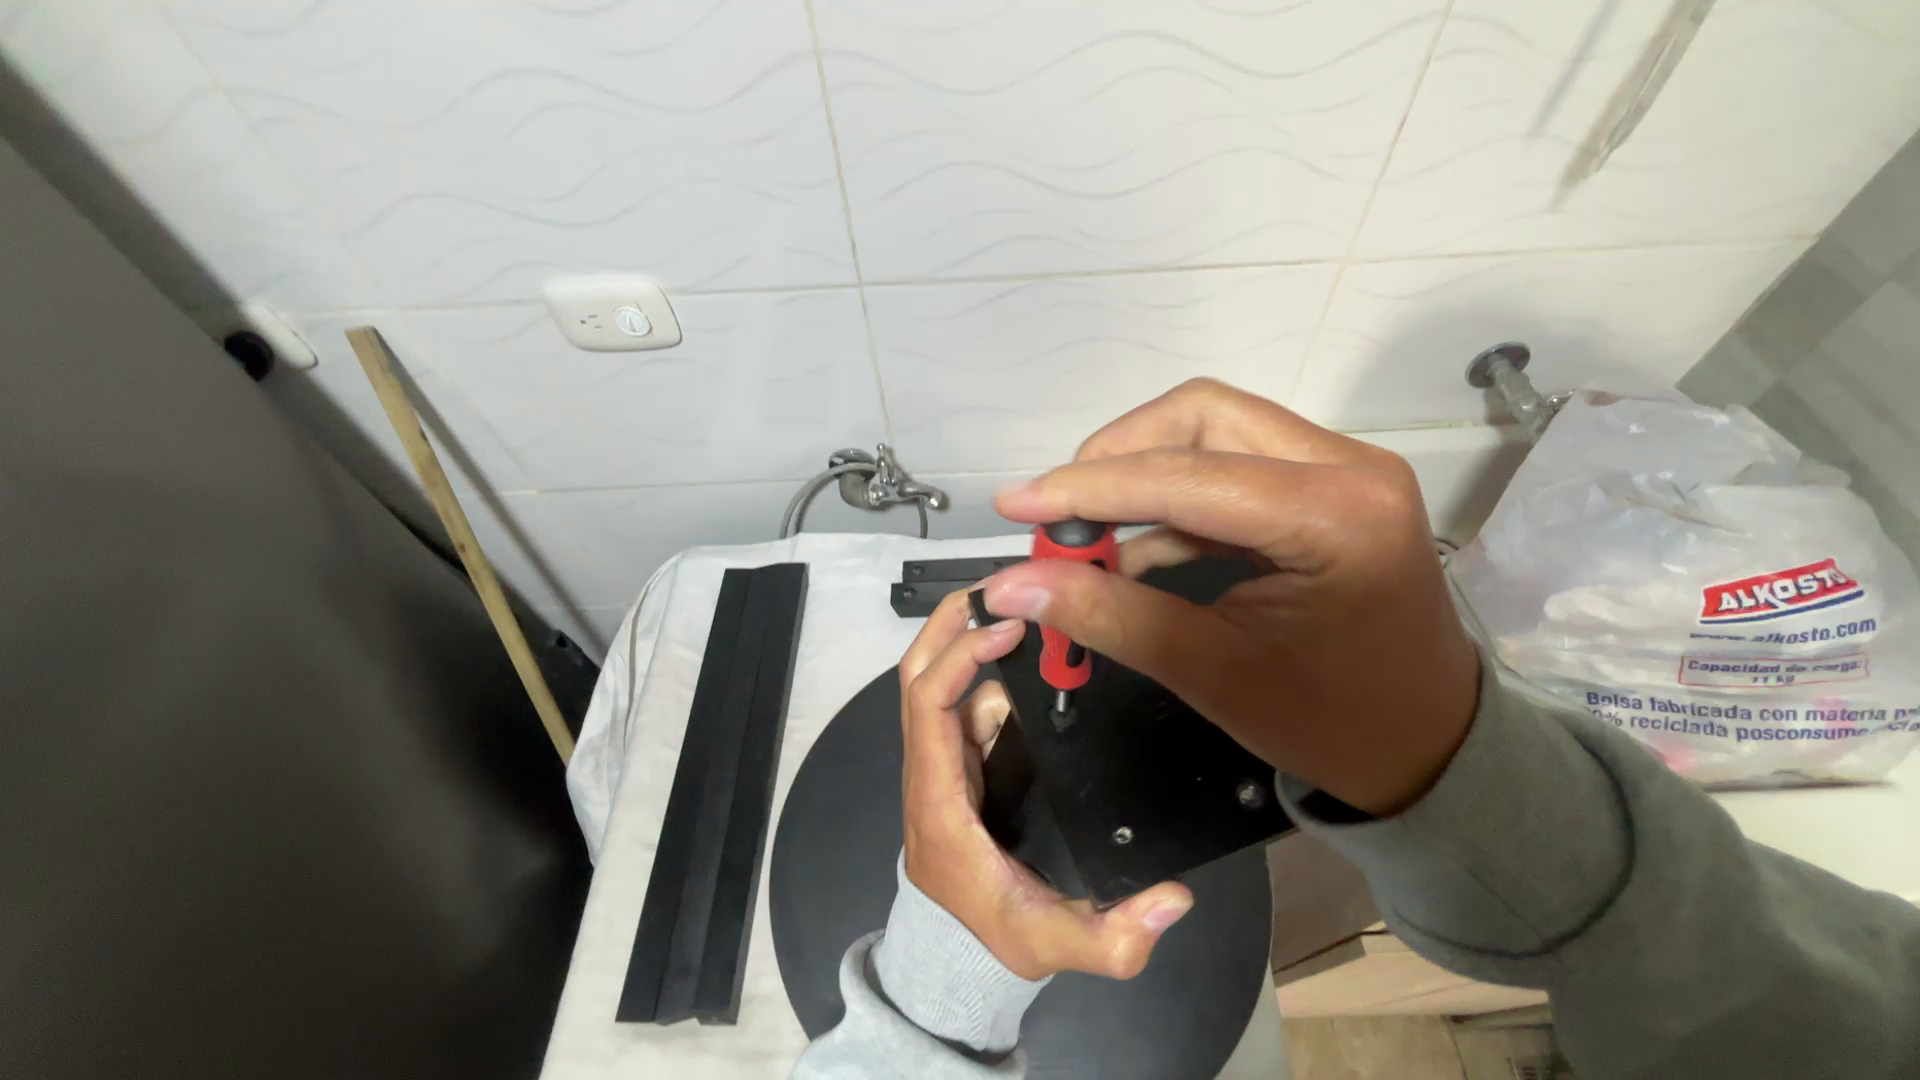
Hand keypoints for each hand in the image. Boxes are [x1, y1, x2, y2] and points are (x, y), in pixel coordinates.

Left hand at [898, 591, 1194, 980]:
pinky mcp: (957, 760)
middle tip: (1000, 589)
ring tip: (1034, 624)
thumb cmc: (994, 938)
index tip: (1007, 628)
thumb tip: (1173, 897)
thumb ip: (1114, 938)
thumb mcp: (1053, 944)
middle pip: (918, 675)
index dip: (960, 658)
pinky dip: (991, 676)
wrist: (955, 946)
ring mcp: (941, 760)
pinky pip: (968, 703)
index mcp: (938, 798)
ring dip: (976, 646)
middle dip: (949, 625)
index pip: (928, 706)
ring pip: (942, 682)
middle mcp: (929, 768)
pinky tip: (1032, 670)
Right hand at [984, 379, 1480, 816]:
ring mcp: (1342, 468)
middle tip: (1059, 512)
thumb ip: (1108, 616)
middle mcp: (1347, 466)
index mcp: (1335, 517)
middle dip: (1116, 458)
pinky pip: (1230, 463)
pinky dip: (1170, 494)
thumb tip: (1011, 586)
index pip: (1185, 476)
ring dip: (1140, 470)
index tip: (1014, 504)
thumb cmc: (1331, 723)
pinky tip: (1130, 542)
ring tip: (1084, 529)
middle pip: (1200, 417)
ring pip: (1213, 428)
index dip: (1088, 487)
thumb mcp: (1210, 672)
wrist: (1429, 745)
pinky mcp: (1326, 483)